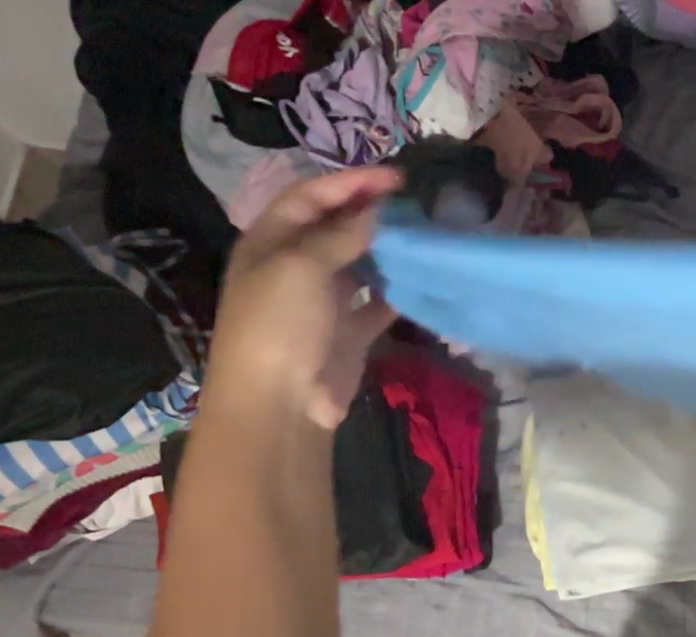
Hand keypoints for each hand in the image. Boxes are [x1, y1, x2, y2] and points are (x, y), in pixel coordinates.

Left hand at [205, 167, 403, 429]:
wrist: (281, 399)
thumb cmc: (280, 323)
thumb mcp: (302, 266)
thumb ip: (341, 234)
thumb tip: (377, 209)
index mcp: (271, 241)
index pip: (310, 197)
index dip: (349, 182)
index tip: (396, 178)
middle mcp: (296, 266)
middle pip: (336, 228)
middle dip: (372, 213)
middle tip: (416, 205)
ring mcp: (324, 302)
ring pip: (360, 265)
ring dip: (388, 251)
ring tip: (424, 238)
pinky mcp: (349, 333)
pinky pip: (377, 305)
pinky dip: (397, 293)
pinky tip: (422, 280)